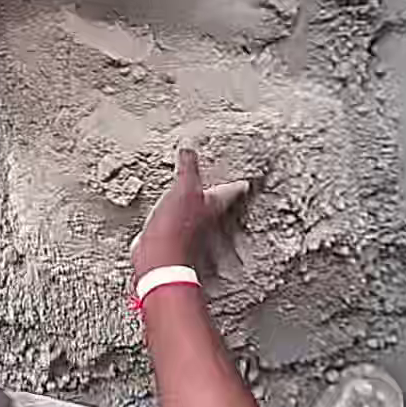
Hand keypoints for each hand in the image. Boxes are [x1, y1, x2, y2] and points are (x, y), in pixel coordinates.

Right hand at [131, 149, 248, 278]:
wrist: (159, 261)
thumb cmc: (175, 226)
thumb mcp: (183, 188)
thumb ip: (187, 167)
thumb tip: (188, 145)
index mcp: (211, 206)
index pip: (230, 191)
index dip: (237, 185)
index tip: (246, 182)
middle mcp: (207, 223)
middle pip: (219, 209)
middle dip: (221, 201)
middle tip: (227, 192)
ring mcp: (192, 236)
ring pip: (204, 222)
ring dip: (202, 215)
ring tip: (198, 206)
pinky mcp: (175, 245)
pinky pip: (183, 231)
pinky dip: (181, 226)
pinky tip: (173, 224)